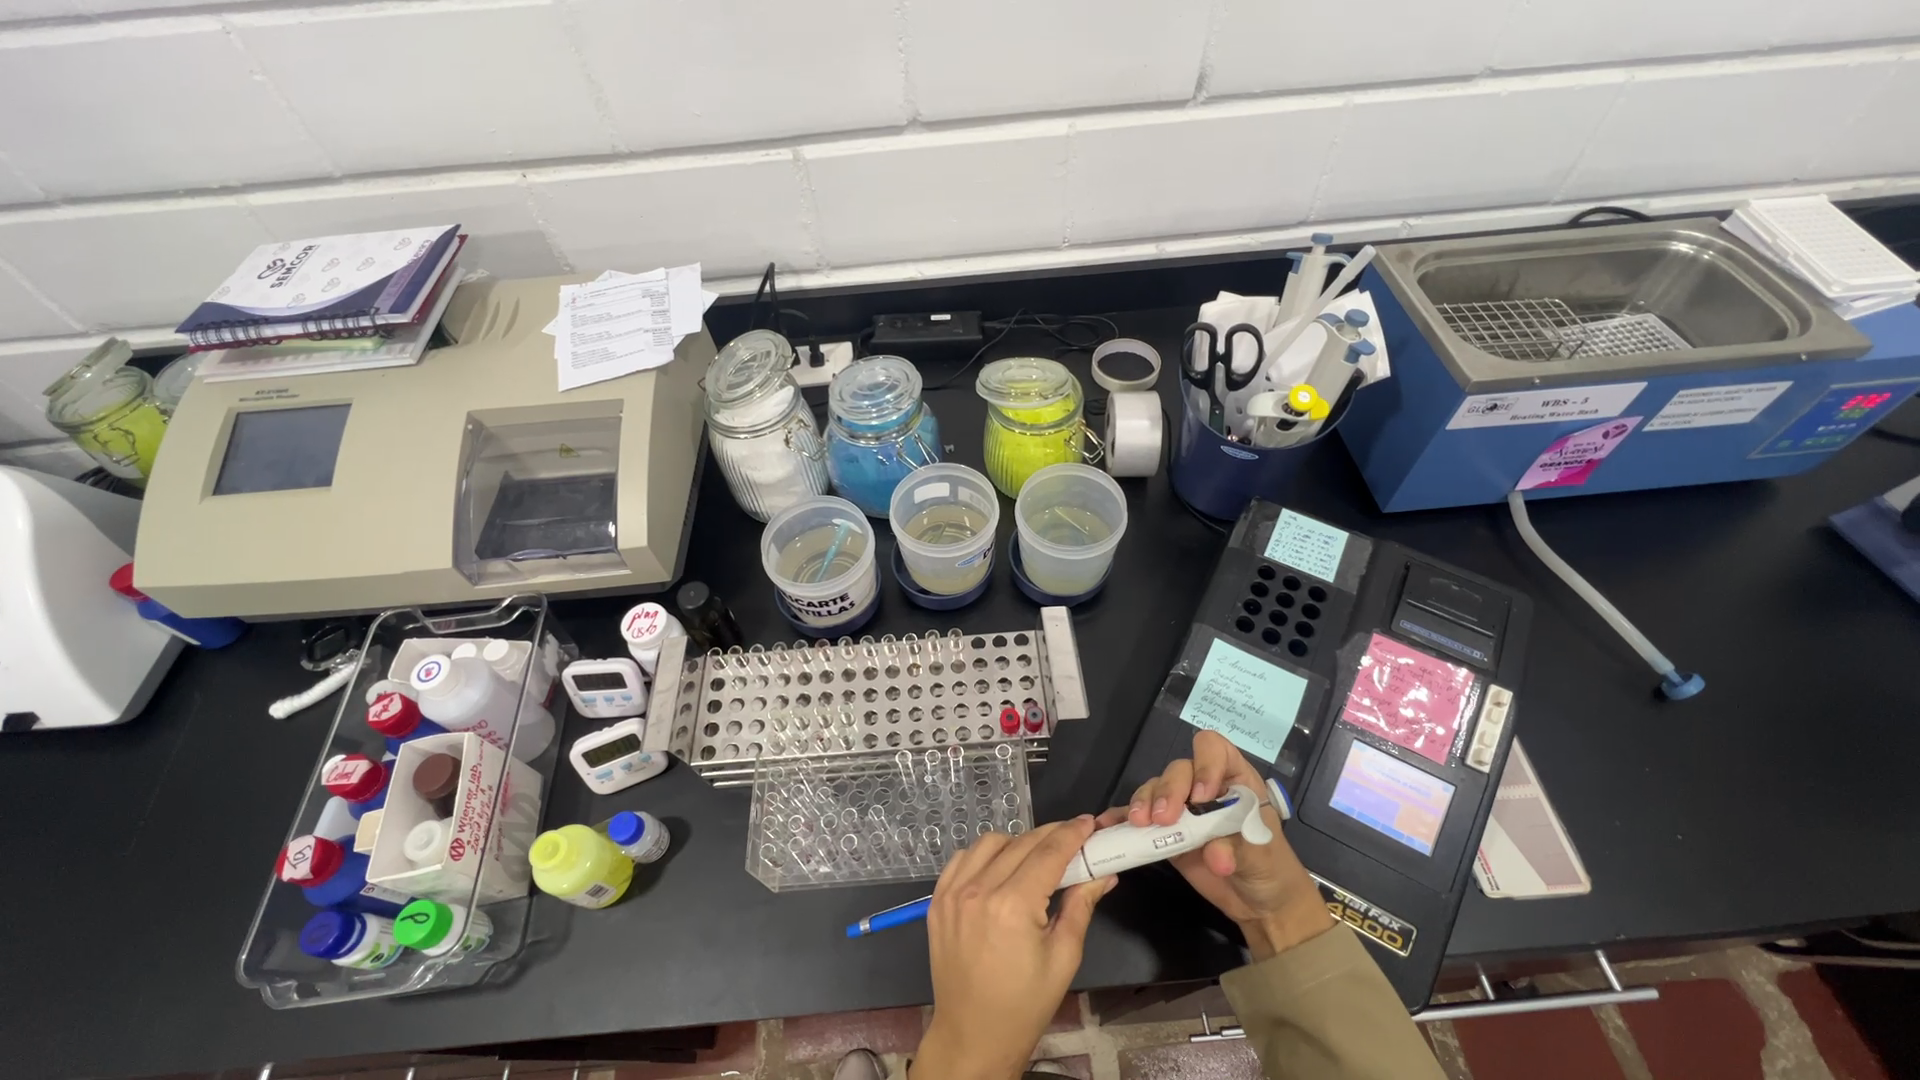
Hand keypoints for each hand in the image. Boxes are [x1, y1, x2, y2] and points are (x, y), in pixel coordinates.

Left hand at [912, 817, 1112, 1079]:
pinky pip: (962, 859)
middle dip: (1051, 835)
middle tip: (1073, 839)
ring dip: (1017, 842)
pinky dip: (984, 854)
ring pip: (990, 843)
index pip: (1048, 853)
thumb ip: (1081, 906)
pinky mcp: (937, 901)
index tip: (1089, 823)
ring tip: (1036, 857)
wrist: (973, 1035)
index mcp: (1012, 906)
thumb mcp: (1064, 958)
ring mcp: (952, 894)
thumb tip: (1103, 873)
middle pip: (1021, 843)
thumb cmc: (1025, 1004)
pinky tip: (1000, 867)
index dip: (1071, 834)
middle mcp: (978, 891)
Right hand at [1096, 731, 1331, 959]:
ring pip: (1155, 789)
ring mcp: (1182, 808)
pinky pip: (1138, 816)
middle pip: (1178, 770)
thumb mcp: (1260, 853)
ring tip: (1140, 824)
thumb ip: (1237, 847)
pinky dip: (1122, 817)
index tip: (1202, 796)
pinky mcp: (1164, 831)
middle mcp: (1204, 786)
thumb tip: (1215, 857)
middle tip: (1163, 819)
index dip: (1205, 765)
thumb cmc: (1271, 866)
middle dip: (1168, 790)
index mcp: (1234, 779)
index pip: (1214, 750)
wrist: (1262, 903)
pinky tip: (1108, 823)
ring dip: (1145, 802)